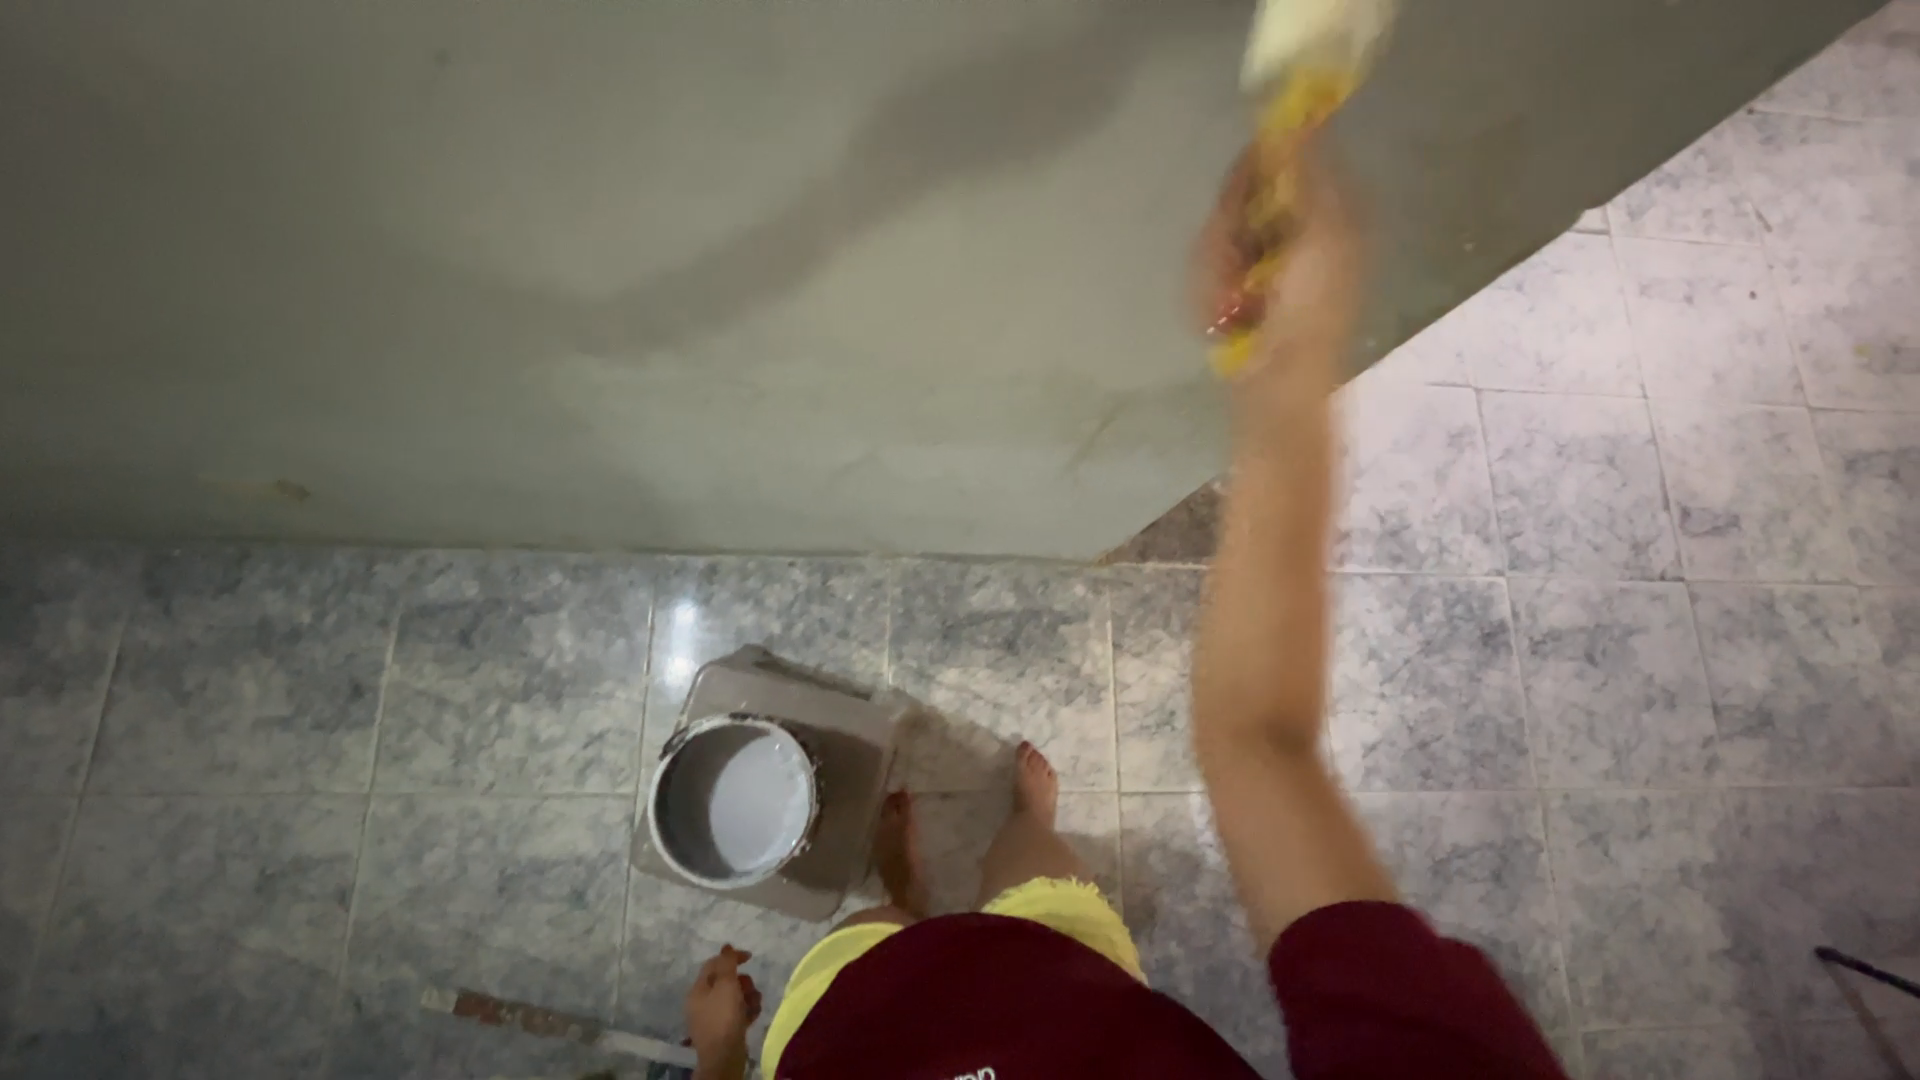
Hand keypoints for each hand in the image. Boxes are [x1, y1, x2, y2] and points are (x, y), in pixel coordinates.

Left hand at [685, 945, 761, 1062]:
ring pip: (734, 997)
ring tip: (755, 1003)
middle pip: (726, 981)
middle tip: (750, 988)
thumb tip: (725, 945)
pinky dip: (747, 1010)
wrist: (724, 1057)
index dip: (732, 957)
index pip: (714, 964)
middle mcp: (702, 1003)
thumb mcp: (726, 984)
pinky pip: (737, 1012)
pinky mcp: (723, 1030)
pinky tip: (754, 1014)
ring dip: (748, 996)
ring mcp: (712, 1018)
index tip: (750, 958)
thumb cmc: (723, 1017)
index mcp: (698, 990)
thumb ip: (727, 962)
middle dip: (743, 981)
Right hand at [1188, 139, 1364, 388]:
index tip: (1236, 200)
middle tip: (1235, 267)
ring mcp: (1259, 262)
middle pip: (1237, 199)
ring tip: (1230, 303)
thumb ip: (1306, 174)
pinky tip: (1221, 316)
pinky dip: (1207, 294)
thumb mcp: (1322, 233)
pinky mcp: (1233, 291)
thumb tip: (1296, 116)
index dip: (1251, 173)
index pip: (1278, 159)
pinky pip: (1206, 272)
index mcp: (1326, 207)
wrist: (1281, 381)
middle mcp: (1291, 227)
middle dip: (1227, 235)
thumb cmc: (1313, 310)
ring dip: (1215, 272)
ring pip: (1216, 237)